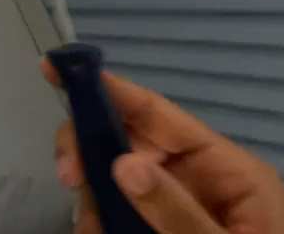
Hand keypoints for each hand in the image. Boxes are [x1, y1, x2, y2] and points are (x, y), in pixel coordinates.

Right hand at [45, 62, 283, 233]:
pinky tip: (95, 232)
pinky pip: (128, 210)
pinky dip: (106, 219)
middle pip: (128, 141)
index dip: (104, 86)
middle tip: (68, 177)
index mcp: (230, 170)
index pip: (157, 112)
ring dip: (96, 198)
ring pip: (120, 178)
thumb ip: (181, 215)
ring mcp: (187, 205)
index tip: (53, 67)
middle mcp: (204, 178)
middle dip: (90, 154)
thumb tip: (122, 163)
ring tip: (89, 230)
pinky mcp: (173, 228)